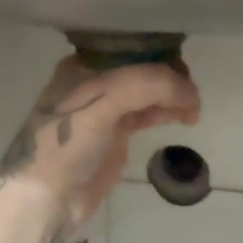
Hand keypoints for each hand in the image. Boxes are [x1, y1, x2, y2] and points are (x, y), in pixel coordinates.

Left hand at [0, 56, 200, 227]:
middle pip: (143, 66)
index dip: (158, 49)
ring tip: (195, 106)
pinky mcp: (118, 132)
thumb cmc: (66, 141)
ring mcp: (107, 108)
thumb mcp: (103, 101)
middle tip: (191, 88)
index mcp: (83, 64)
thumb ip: (146, 85)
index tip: (183, 60)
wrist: (47, 197)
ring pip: (150, 91)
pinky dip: (170, 110)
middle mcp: (96, 80)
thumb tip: (190, 90)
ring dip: (174, 94)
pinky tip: (187, 116)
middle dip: (170, 73)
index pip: (129, 45)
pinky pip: (150, 112)